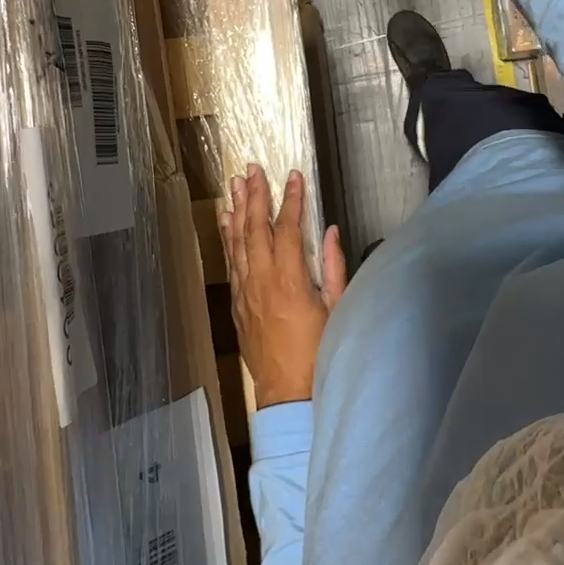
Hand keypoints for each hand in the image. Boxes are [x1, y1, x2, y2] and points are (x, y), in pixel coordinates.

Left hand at [220, 164, 347, 406]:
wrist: (288, 396)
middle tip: (253, 169)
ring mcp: (245, 293)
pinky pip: (230, 263)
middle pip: (255, 228)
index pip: (288, 228)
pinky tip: (226, 222)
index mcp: (290, 280)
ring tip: (235, 184)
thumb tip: (330, 232)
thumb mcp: (337, 310)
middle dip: (255, 195)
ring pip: (237, 242)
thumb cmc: (319, 354)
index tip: (294, 175)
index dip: (292, 199)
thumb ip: (334, 267)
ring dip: (237, 210)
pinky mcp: (238, 305)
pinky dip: (228, 239)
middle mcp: (262, 281)